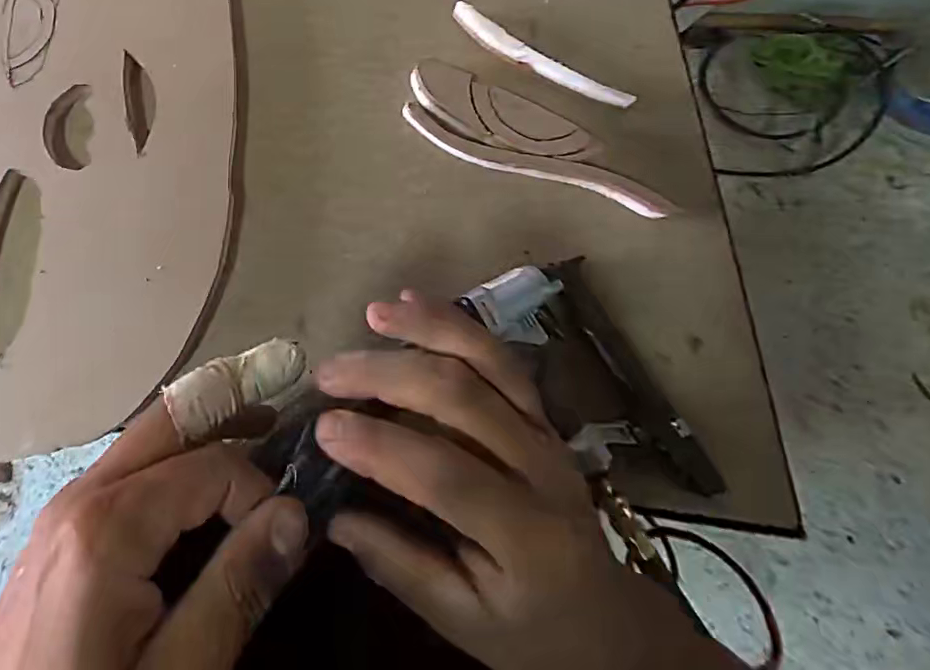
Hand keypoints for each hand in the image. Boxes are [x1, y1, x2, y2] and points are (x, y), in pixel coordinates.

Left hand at [0, 401, 308, 669]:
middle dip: (230, 406)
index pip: (210, 464)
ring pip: (145, 444)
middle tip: (281, 408)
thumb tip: (295, 513)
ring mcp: (59, 516)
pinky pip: (124, 479)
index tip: (282, 533)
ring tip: (253, 440)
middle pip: (169, 421)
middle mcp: (78, 498)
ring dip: (202, 434)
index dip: (257, 488)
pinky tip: (199, 493)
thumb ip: (237, 585)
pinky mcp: (54, 541)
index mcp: (107, 524)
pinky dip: (171, 467)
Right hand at [314, 291, 742, 669]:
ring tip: (375, 312)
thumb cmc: (531, 629)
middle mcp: (541, 466)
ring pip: (488, 359)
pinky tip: (416, 301)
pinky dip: (456, 324)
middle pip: (464, 398)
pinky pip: (499, 356)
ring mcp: (545, 428)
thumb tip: (334, 515)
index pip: (447, 474)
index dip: (382, 445)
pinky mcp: (540, 410)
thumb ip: (400, 567)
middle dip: (389, 376)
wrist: (604, 614)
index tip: (325, 426)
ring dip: (428, 328)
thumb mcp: (465, 623)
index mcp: (527, 535)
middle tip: (330, 374)